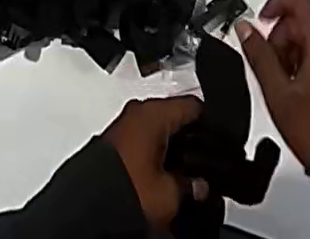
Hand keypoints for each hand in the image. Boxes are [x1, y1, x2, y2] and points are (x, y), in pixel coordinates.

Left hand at [102, 96, 209, 228]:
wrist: (88, 203)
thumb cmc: (124, 188)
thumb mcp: (169, 193)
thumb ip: (191, 185)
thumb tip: (200, 185)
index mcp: (153, 113)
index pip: (192, 105)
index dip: (210, 122)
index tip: (221, 136)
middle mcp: (138, 111)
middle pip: (174, 115)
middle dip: (191, 135)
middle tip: (207, 156)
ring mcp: (125, 124)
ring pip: (159, 127)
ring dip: (173, 145)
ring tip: (189, 169)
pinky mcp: (115, 139)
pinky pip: (145, 137)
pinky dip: (157, 150)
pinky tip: (165, 172)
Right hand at [236, 0, 309, 166]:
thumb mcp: (277, 92)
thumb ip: (259, 54)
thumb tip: (245, 28)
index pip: (299, 1)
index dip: (275, 4)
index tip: (261, 21)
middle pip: (302, 20)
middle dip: (278, 35)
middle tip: (268, 61)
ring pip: (309, 39)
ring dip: (288, 51)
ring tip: (280, 81)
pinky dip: (301, 63)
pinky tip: (293, 91)